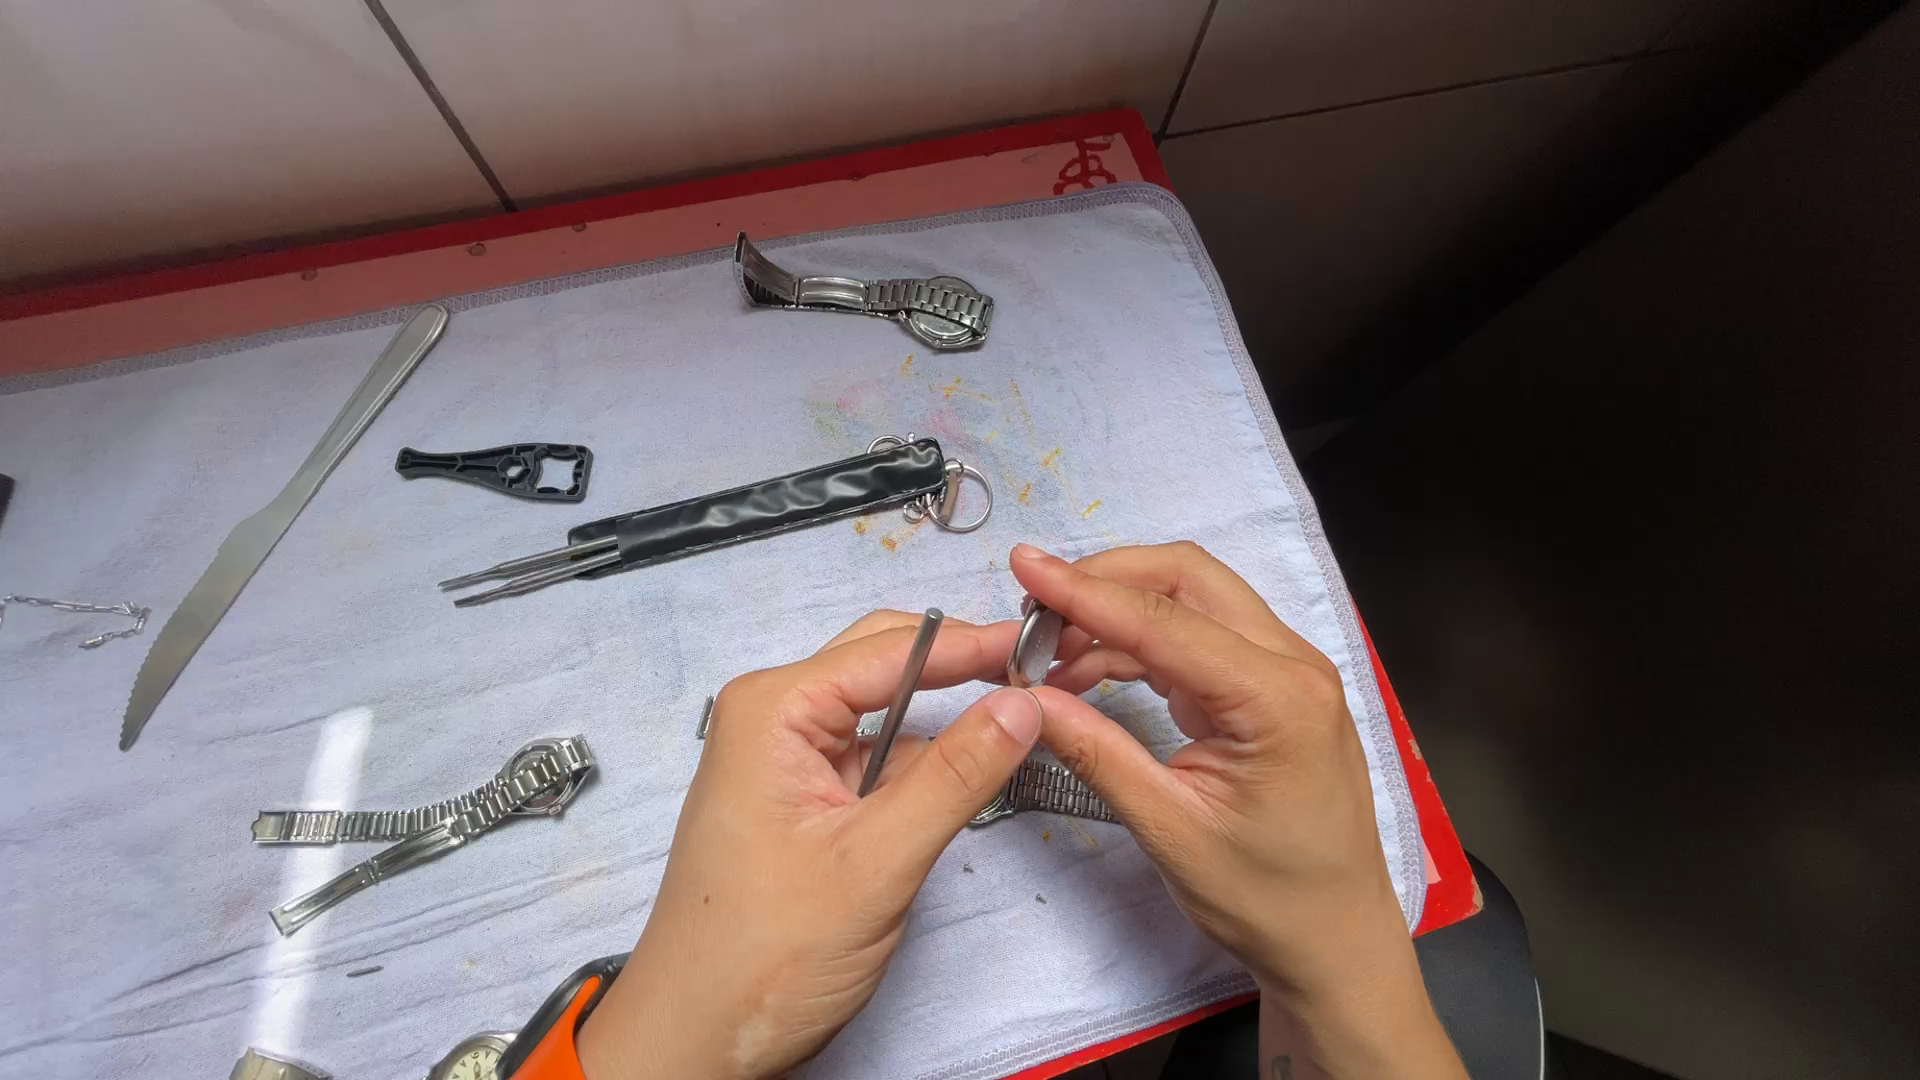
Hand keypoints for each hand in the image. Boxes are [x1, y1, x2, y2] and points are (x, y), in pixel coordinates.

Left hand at [576, 612, 1042, 1079]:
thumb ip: (955, 776)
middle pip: (883, 663)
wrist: (696, 1041)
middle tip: (1029, 670)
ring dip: (944, 713)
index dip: (970, 642)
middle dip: (956, 664)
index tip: (1036, 643)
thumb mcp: (875, 862)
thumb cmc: (766, 954)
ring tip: (1014, 709)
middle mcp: (777, 713)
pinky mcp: (807, 789)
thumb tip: (1022, 703)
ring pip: (885, 708)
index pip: (890, 649)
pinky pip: (877, 752)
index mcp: (775, 707)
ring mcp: (790, 752)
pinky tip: (965, 765)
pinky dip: (924, 757)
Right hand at [1010, 543, 1463, 1077]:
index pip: (1164, 619)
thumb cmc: (1265, 897)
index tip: (1023, 567)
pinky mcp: (1261, 683)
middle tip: (1037, 607)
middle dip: (1104, 579)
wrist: (1335, 940)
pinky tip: (1087, 671)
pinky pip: (1190, 636)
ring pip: (1187, 598)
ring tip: (1050, 649)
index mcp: (1277, 697)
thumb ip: (1096, 751)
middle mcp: (1289, 662)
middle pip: (1186, 578)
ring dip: (1115, 610)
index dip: (1085, 591)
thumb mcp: (1170, 829)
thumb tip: (1025, 697)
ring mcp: (1280, 667)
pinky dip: (1133, 643)